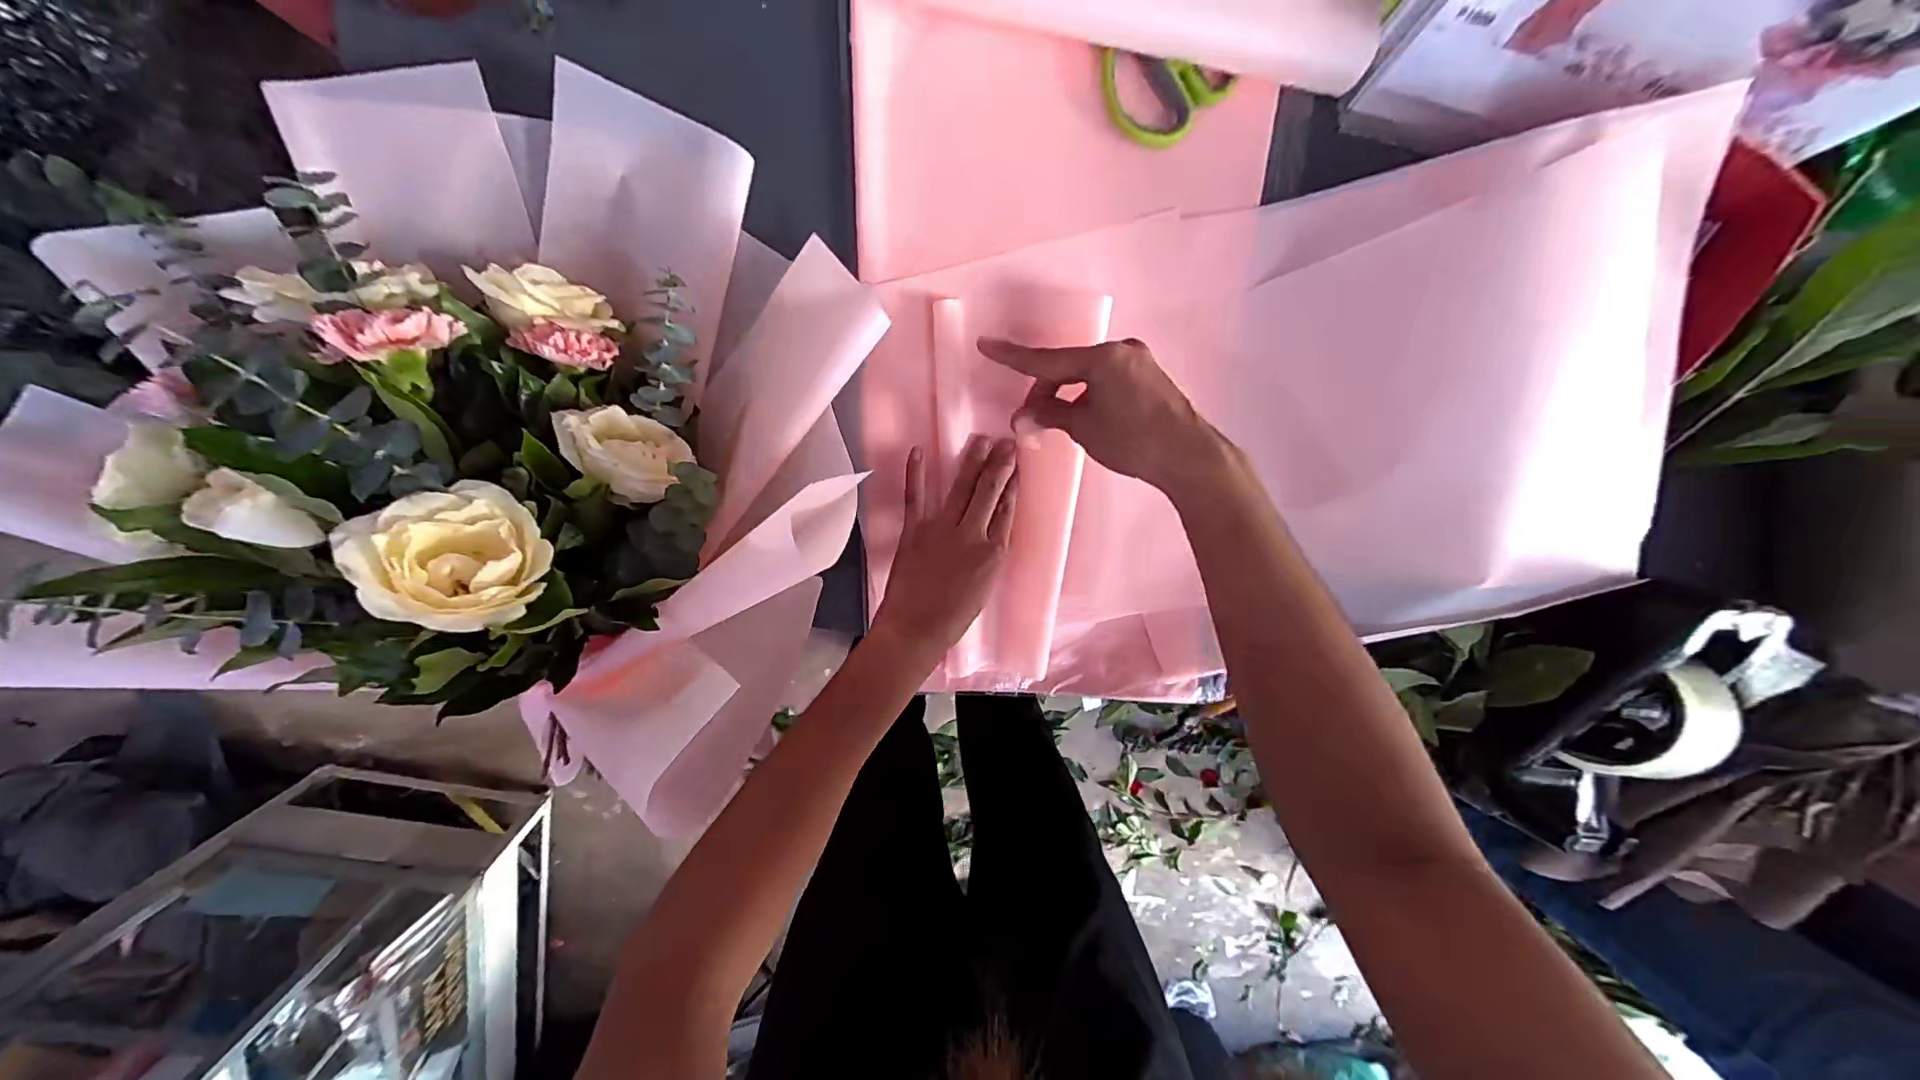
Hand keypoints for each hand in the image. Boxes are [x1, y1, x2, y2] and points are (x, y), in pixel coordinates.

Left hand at [870, 437, 1017, 662]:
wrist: (915, 629)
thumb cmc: (953, 617)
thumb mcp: (985, 585)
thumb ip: (991, 554)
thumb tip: (994, 528)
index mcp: (994, 552)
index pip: (1007, 508)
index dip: (1013, 483)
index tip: (1018, 464)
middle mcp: (971, 535)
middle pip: (989, 491)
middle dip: (1000, 463)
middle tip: (1007, 442)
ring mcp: (941, 529)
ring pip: (962, 487)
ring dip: (973, 460)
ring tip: (982, 440)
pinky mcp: (914, 530)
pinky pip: (916, 495)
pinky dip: (915, 472)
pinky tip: (919, 450)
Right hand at [978, 337, 1228, 491]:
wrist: (1189, 456)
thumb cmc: (1133, 441)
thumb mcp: (1085, 428)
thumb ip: (1050, 416)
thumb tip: (1021, 418)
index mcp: (1103, 358)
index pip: (1046, 360)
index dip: (1012, 357)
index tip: (986, 344)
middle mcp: (1121, 350)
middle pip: (1067, 369)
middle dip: (1045, 395)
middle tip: (1029, 423)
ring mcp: (1138, 362)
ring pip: (1087, 375)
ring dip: (1067, 397)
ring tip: (1057, 426)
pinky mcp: (1148, 376)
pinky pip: (1106, 380)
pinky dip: (1088, 396)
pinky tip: (1084, 418)